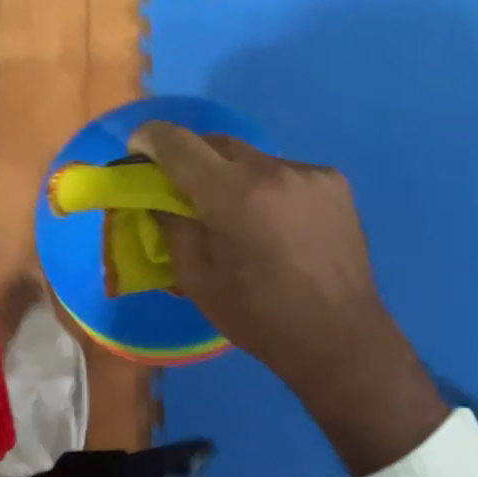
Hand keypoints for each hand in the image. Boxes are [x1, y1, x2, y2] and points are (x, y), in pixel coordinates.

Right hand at [129, 122, 447, 476]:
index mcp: (232, 195)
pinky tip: (280, 224)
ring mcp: (307, 172)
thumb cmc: (260, 318)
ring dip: (236, 177)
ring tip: (241, 216)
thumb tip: (159, 198)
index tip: (138, 147)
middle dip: (194, 158)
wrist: (339, 338)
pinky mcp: (334, 181)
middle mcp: (271, 170)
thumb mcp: (198, 282)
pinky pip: (287, 172)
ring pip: (254, 159)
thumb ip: (172, 229)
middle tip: (185, 188)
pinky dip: (272, 188)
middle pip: (217, 143)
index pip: (179, 144)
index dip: (151, 138)